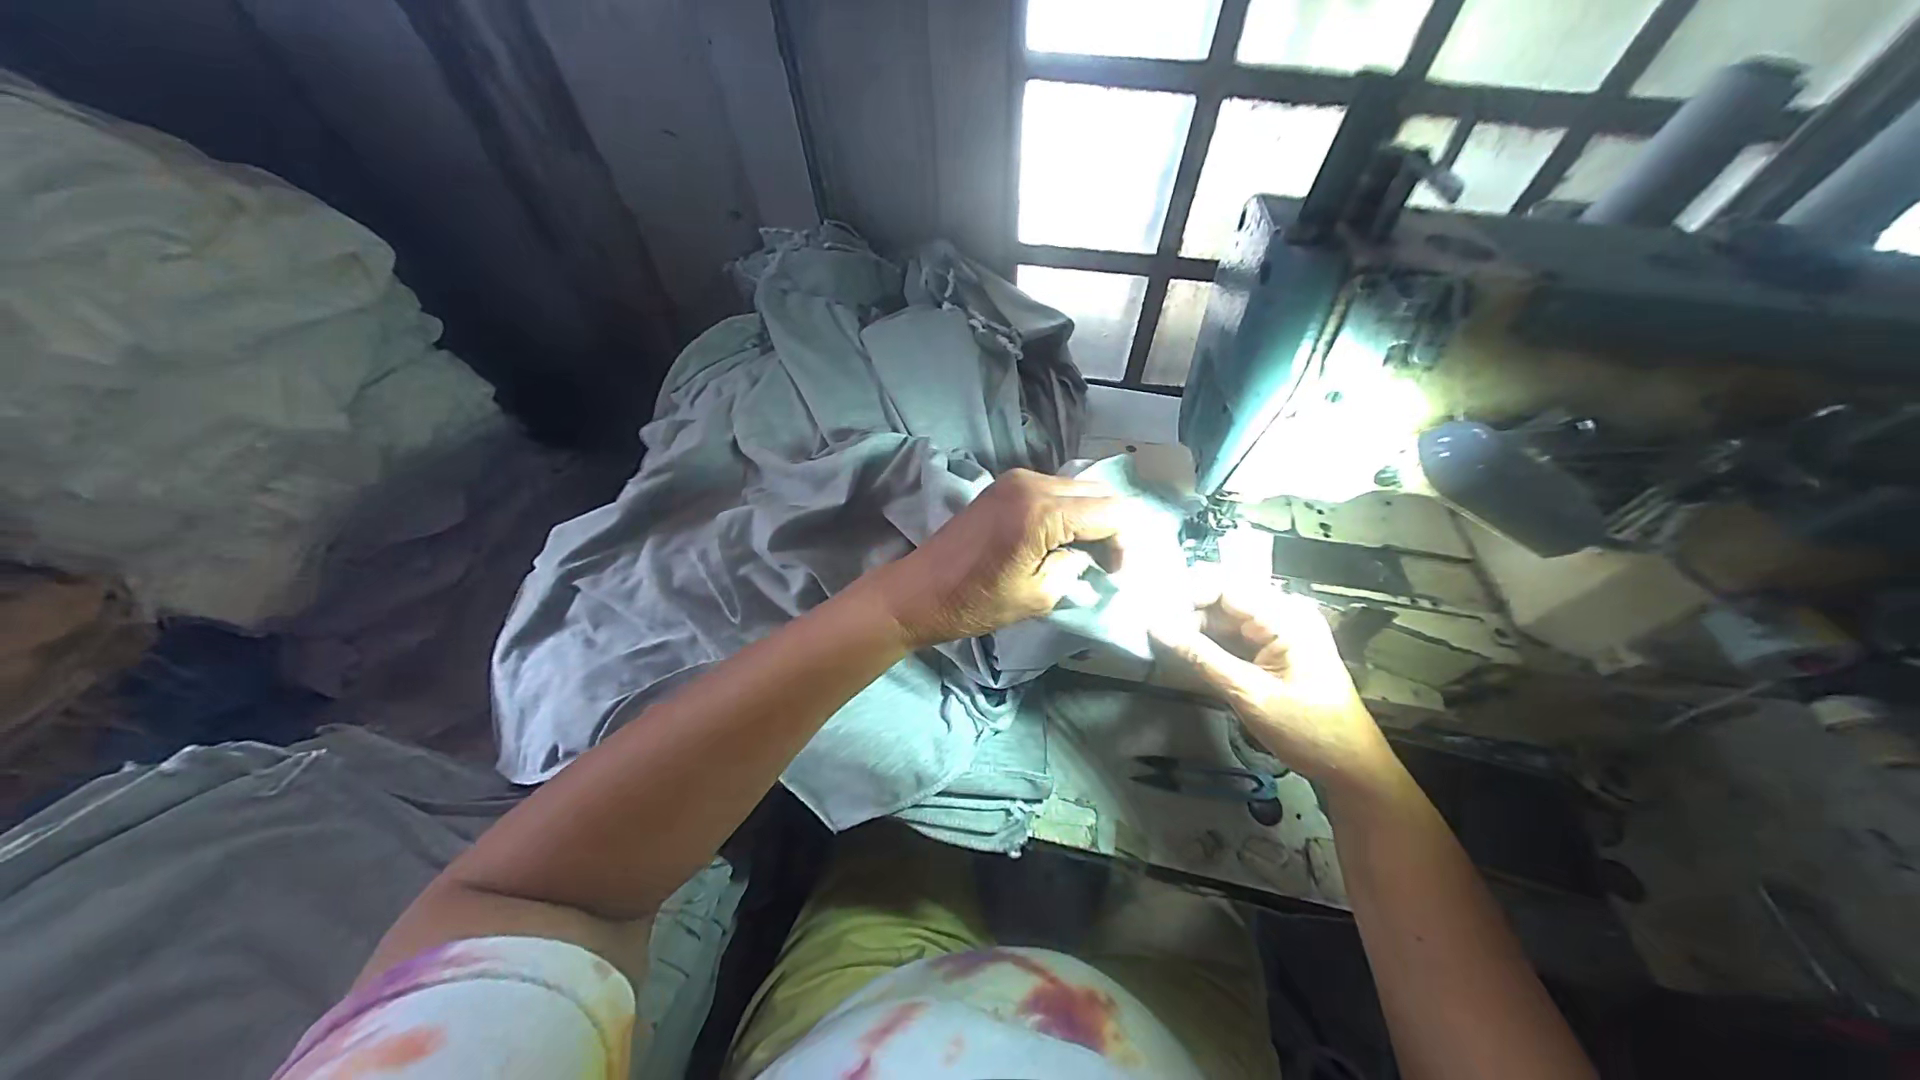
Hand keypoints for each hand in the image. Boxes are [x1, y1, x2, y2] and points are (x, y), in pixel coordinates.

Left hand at [868, 468, 1126, 648]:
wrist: (918, 592)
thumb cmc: (975, 602)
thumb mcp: (1036, 596)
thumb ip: (1072, 569)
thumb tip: (1087, 556)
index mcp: (1042, 512)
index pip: (1110, 512)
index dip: (1122, 543)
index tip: (1115, 573)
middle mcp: (1032, 484)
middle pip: (1096, 493)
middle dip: (1109, 527)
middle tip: (1103, 564)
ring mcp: (1015, 480)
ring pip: (1075, 489)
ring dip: (1087, 517)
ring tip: (1080, 554)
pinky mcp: (1003, 486)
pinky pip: (1051, 490)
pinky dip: (1065, 511)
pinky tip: (1058, 539)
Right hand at [1152, 583, 1396, 793]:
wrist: (1351, 766)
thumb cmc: (1308, 730)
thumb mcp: (1248, 693)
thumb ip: (1201, 656)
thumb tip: (1158, 627)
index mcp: (1287, 616)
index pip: (1227, 585)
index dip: (1188, 593)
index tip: (1155, 611)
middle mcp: (1285, 613)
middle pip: (1224, 596)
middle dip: (1188, 611)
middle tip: (1154, 630)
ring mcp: (1281, 629)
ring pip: (1225, 615)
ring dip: (1196, 627)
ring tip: (1164, 640)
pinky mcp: (1276, 646)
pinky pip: (1235, 632)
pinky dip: (1211, 641)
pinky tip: (1187, 651)